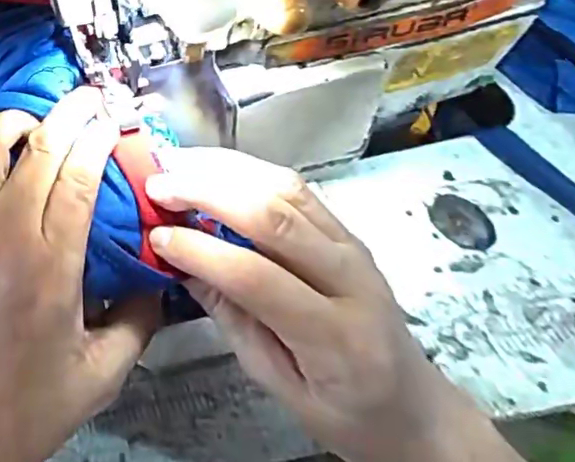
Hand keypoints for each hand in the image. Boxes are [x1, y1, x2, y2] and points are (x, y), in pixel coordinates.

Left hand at [0, 88, 161, 461]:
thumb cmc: (19, 404)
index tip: (114, 122)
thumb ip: (137, 322)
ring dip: (20, 119)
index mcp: (52, 259)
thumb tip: (157, 283)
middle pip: (43, 145)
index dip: (101, 138)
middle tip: (92, 97)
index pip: (81, 173)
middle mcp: (6, 226)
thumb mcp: (98, 375)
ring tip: (42, 123)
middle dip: (73, 111)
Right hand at [145, 148, 521, 461]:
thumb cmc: (346, 411)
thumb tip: (179, 261)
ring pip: (283, 186)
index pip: (259, 277)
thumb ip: (231, 318)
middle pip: (273, 215)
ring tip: (177, 163)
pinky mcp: (344, 227)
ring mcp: (350, 244)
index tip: (158, 235)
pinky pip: (292, 184)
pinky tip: (212, 165)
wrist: (416, 406)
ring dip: (223, 168)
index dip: (202, 250)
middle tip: (159, 185)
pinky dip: (246, 167)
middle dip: (207, 192)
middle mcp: (350, 278)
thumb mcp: (280, 384)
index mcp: (337, 337)